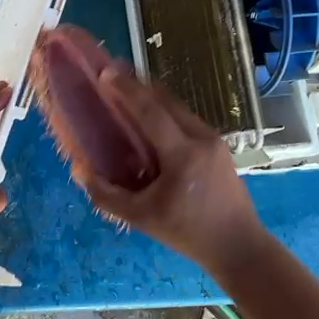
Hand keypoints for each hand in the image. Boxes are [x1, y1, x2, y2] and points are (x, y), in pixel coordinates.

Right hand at [81, 68, 272, 275]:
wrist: (238, 245)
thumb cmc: (188, 233)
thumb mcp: (141, 219)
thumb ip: (107, 195)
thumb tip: (80, 170)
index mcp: (184, 155)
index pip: (151, 112)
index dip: (126, 90)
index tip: (104, 73)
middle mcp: (201, 138)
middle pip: (165, 100)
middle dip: (136, 85)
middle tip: (110, 74)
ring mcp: (213, 139)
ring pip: (177, 106)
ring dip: (150, 96)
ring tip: (125, 89)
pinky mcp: (217, 144)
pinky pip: (185, 118)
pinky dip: (163, 110)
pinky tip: (148, 115)